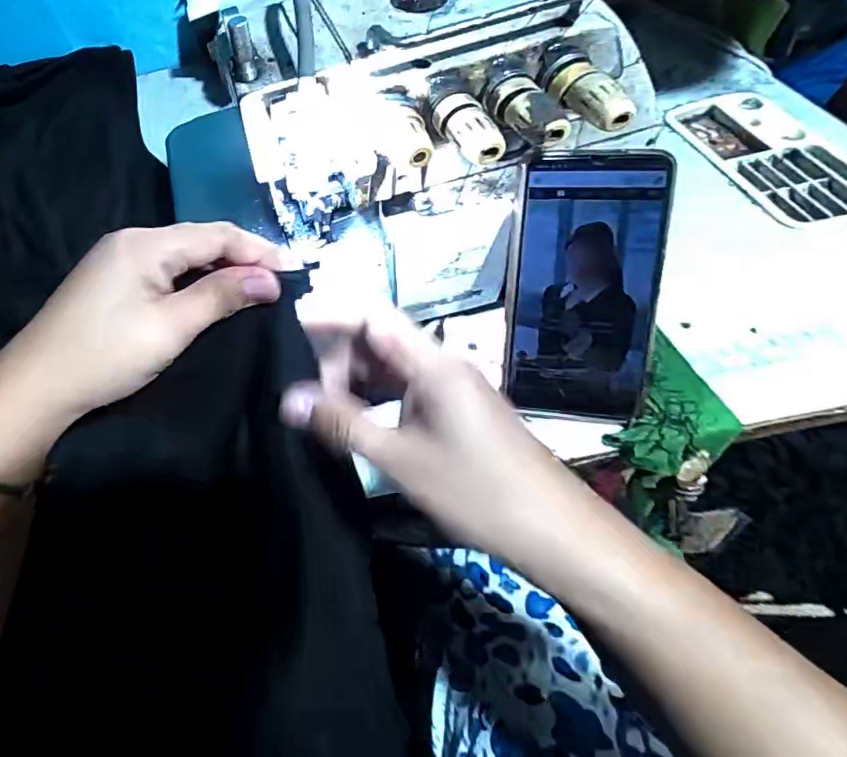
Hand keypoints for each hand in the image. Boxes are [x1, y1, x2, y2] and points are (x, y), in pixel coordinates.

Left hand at [0, 223, 289, 480]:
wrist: (34, 387)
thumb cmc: (105, 357)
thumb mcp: (170, 328)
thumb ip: (220, 297)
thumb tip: (270, 279)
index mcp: (144, 242)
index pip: (215, 234)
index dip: (256, 250)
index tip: (291, 271)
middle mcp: (130, 238)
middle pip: (198, 238)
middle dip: (240, 256)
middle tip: (277, 281)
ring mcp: (116, 256)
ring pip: (181, 252)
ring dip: (217, 267)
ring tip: (252, 286)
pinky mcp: (109, 276)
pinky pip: (162, 266)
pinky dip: (192, 276)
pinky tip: (209, 292)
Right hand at [281, 300, 604, 561]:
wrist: (558, 533)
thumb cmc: (479, 492)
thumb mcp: (400, 460)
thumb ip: (342, 424)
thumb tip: (289, 399)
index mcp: (431, 361)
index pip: (369, 314)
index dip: (327, 314)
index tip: (287, 330)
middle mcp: (441, 362)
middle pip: (376, 337)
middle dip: (336, 359)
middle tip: (306, 397)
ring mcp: (450, 385)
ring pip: (389, 365)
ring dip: (354, 382)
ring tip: (322, 413)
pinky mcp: (455, 408)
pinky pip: (405, 387)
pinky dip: (376, 399)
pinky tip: (358, 425)